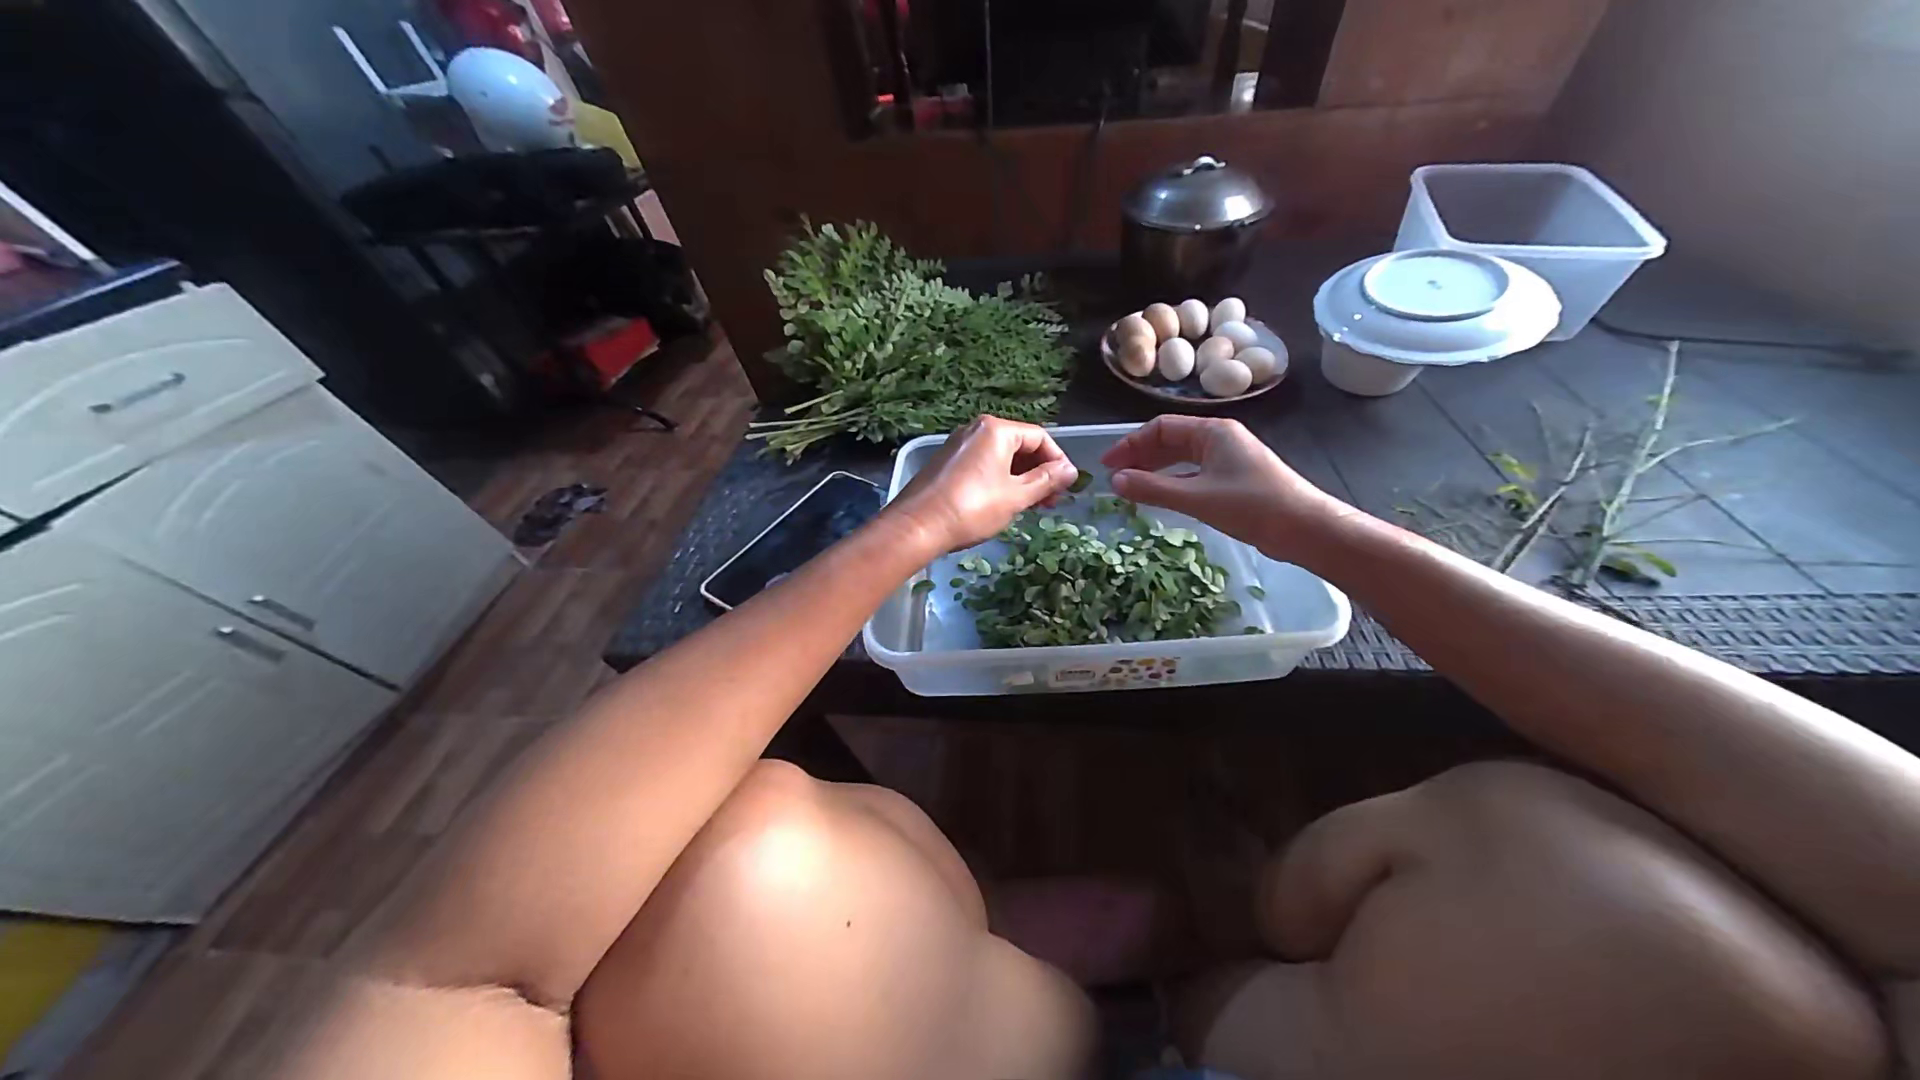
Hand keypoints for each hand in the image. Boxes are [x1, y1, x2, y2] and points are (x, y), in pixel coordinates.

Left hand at [890, 415, 1080, 553]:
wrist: (917, 526)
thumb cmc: (972, 508)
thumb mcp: (1016, 496)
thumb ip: (1046, 480)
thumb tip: (1071, 470)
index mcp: (995, 430)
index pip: (1040, 437)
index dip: (1057, 461)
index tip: (1066, 487)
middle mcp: (975, 430)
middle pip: (1020, 445)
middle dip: (1039, 472)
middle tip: (1051, 501)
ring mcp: (958, 446)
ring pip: (1001, 458)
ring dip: (1021, 479)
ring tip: (1031, 506)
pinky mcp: (947, 464)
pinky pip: (983, 465)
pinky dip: (1000, 481)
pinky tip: (1005, 504)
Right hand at [1101, 415, 1352, 560]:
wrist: (1305, 528)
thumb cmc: (1253, 506)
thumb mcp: (1197, 497)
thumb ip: (1153, 488)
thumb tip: (1115, 482)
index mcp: (1213, 431)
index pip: (1160, 427)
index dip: (1130, 444)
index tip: (1108, 465)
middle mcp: (1220, 439)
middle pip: (1170, 440)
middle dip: (1140, 456)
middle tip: (1115, 478)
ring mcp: (1228, 459)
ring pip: (1181, 458)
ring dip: (1154, 470)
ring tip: (1131, 488)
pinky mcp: (1233, 479)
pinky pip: (1193, 473)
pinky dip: (1171, 481)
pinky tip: (1160, 496)